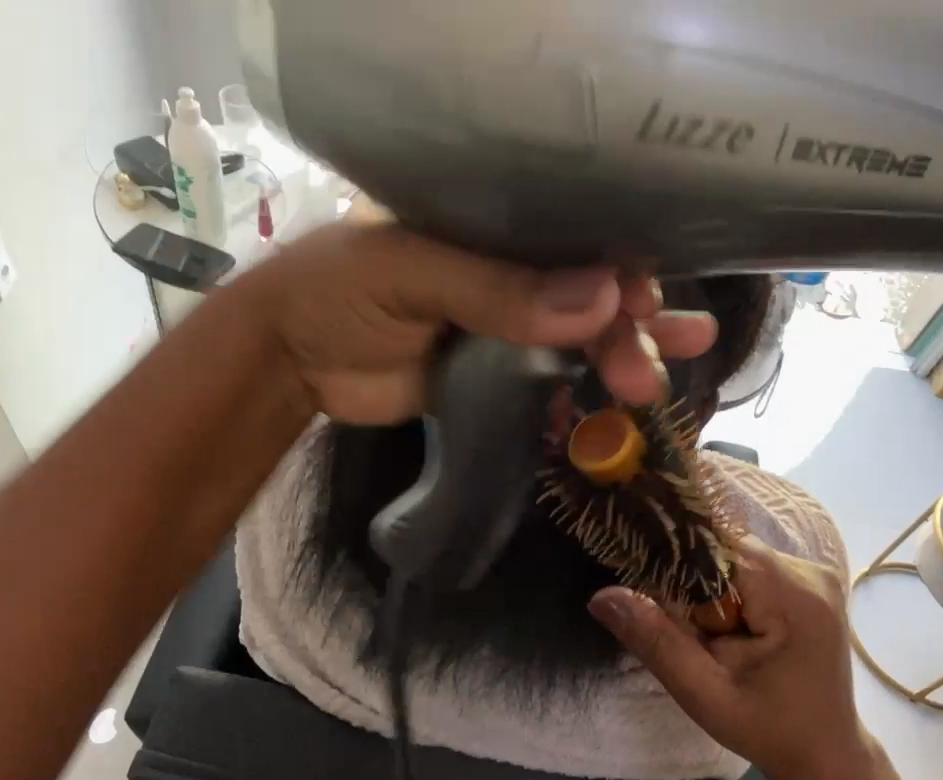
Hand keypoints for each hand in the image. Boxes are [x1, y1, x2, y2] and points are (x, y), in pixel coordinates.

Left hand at [241, 223, 718, 424]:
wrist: (289, 364)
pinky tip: (624, 397)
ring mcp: (501, 322)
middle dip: (625, 326)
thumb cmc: (335, 290)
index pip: (570, 230)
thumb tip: (601, 301)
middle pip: (584, 289)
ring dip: (618, 356)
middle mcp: (505, 265)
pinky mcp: (491, 374)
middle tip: (650, 366)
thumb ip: (497, 290)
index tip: (646, 299)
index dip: (615, 260)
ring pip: (575, 335)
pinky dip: (581, 389)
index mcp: (488, 219)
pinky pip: (548, 379)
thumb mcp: (409, 272)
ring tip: (653, 385)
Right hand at [587, 538, 872, 779]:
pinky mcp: (808, 585)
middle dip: (692, 584)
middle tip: (687, 632)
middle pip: (725, 549)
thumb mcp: (702, 692)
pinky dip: (727, 594)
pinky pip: (751, 571)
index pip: (716, 546)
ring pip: (734, 558)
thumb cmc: (767, 730)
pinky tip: (724, 630)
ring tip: (706, 637)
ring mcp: (814, 575)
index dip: (675, 564)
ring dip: (708, 590)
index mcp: (792, 594)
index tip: (651, 595)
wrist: (825, 754)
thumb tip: (602, 596)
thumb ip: (656, 641)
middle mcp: (810, 571)